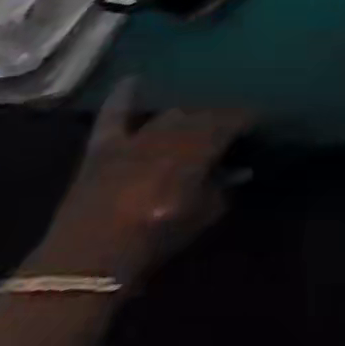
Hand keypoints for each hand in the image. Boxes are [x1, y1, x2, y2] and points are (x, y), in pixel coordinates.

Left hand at [25, 80, 250, 283]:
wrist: (85, 267)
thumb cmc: (155, 241)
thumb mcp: (202, 216)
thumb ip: (223, 187)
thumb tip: (241, 168)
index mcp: (196, 152)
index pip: (231, 122)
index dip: (247, 118)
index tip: (259, 121)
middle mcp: (169, 138)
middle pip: (201, 114)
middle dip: (219, 115)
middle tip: (230, 120)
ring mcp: (134, 141)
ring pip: (169, 114)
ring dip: (187, 113)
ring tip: (198, 115)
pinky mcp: (103, 150)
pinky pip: (114, 118)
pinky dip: (122, 97)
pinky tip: (133, 78)